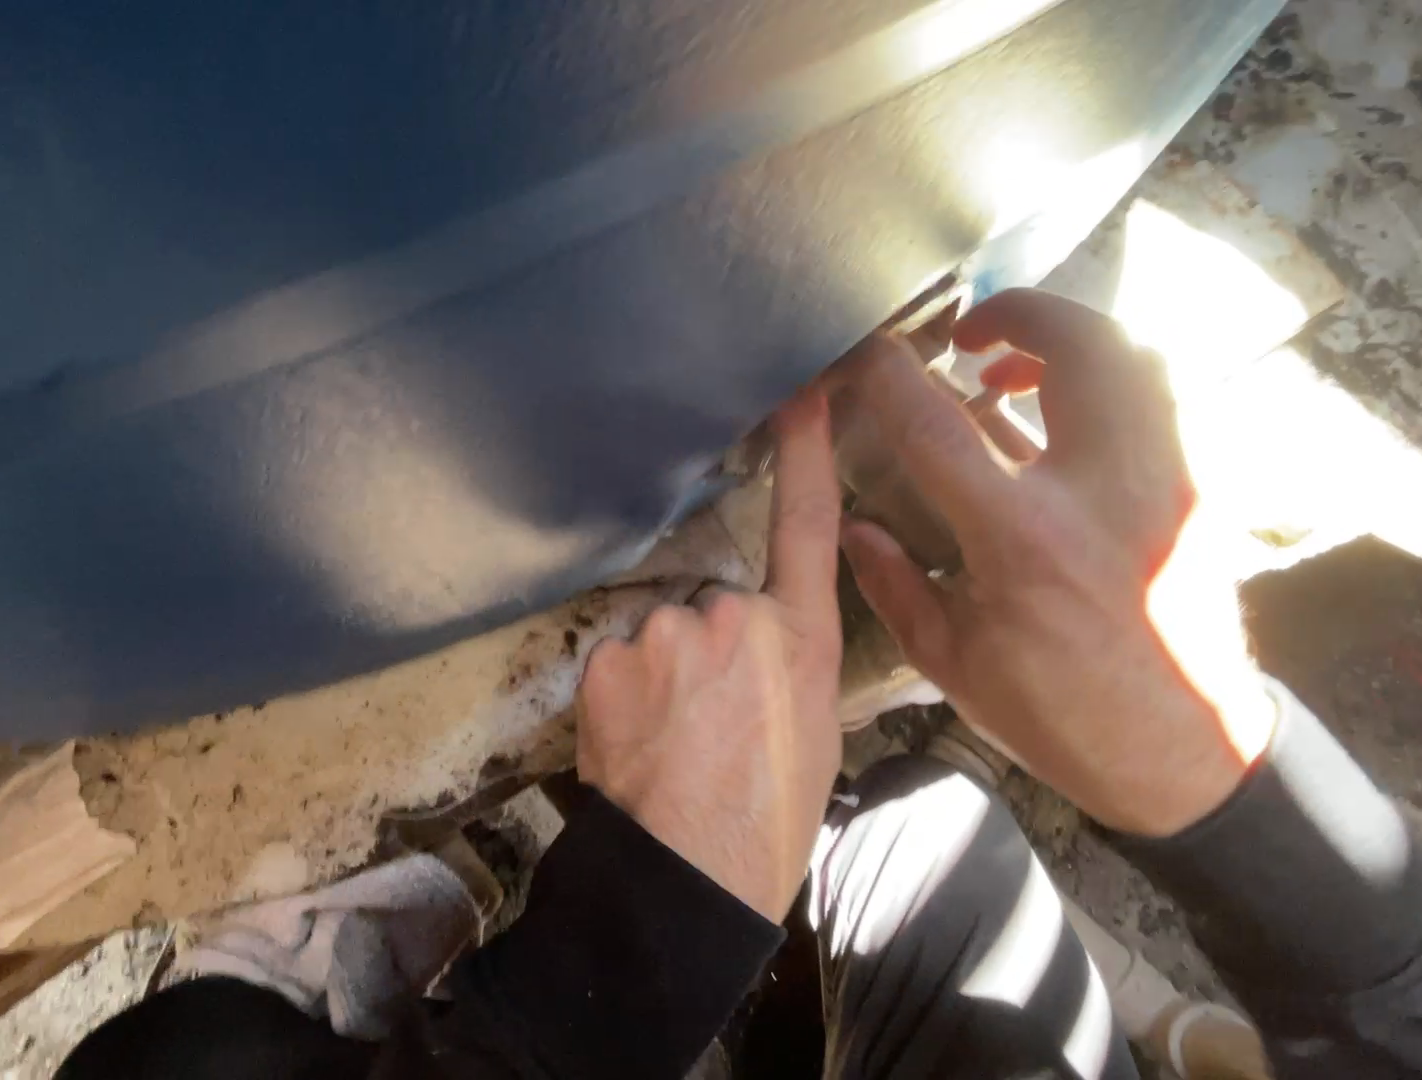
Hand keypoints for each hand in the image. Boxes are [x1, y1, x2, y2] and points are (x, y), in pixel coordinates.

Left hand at [577, 392, 843, 921]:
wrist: (692, 877)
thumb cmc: (769, 817)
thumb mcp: (813, 735)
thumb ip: (791, 666)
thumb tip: (768, 645)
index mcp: (800, 640)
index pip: (805, 526)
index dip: (805, 455)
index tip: (800, 393)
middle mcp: (736, 619)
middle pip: (713, 605)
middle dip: (709, 648)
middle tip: (709, 717)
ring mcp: (667, 635)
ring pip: (662, 634)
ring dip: (664, 671)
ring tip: (671, 735)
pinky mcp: (607, 660)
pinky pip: (616, 660)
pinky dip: (621, 690)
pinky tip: (634, 737)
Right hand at [837, 289, 1275, 836]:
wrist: (1185, 752)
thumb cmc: (1054, 713)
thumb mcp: (948, 660)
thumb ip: (892, 582)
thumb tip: (852, 525)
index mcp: (1022, 540)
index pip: (939, 428)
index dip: (888, 376)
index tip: (859, 353)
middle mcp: (1105, 493)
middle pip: (1081, 348)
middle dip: (1019, 313)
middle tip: (970, 331)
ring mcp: (1170, 486)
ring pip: (1140, 359)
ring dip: (1071, 339)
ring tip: (1017, 364)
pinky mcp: (1201, 495)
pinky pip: (1162, 400)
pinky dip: (1109, 379)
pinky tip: (1067, 413)